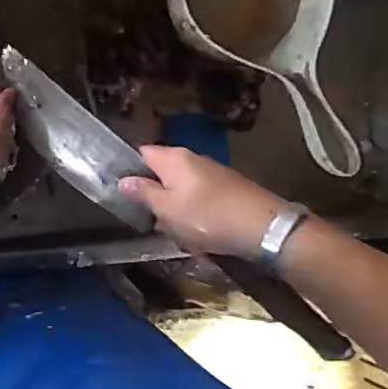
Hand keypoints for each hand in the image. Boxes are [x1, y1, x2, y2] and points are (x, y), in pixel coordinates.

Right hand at [117, 145, 284, 257]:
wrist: (267, 229)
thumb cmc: (208, 216)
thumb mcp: (167, 208)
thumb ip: (143, 193)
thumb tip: (123, 180)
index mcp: (174, 158)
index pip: (141, 153)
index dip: (128, 169)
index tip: (120, 190)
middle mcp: (193, 159)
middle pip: (161, 173)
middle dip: (153, 195)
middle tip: (148, 218)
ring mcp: (212, 174)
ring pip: (180, 190)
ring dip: (175, 210)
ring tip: (176, 232)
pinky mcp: (228, 189)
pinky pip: (200, 200)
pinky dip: (195, 215)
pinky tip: (199, 235)